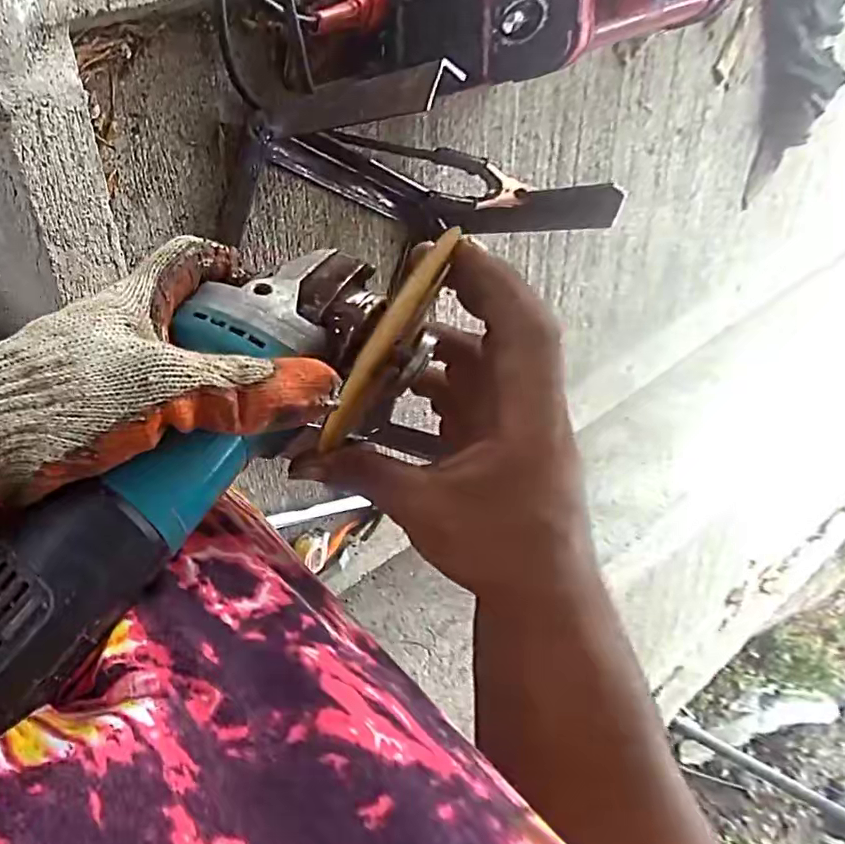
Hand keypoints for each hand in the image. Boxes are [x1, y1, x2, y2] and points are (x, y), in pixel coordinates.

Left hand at [0, 236, 339, 545]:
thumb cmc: (52, 401)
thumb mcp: (155, 390)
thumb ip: (231, 390)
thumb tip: (310, 386)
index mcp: (129, 302)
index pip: (188, 259)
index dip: (232, 269)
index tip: (264, 303)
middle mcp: (112, 334)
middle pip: (185, 329)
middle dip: (223, 360)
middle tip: (254, 395)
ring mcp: (94, 379)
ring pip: (163, 383)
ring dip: (194, 409)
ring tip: (216, 440)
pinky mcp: (80, 421)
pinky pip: (136, 422)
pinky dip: (161, 439)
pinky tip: (170, 463)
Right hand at [291, 239, 594, 598]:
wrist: (541, 592)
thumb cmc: (498, 546)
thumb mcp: (422, 505)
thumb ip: (363, 472)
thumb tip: (303, 458)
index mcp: (524, 415)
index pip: (521, 328)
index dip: (491, 283)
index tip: (452, 251)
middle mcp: (526, 410)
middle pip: (501, 337)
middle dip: (459, 302)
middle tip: (409, 282)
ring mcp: (515, 427)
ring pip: (482, 369)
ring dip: (440, 350)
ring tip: (391, 339)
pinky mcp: (500, 445)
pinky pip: (468, 400)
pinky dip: (435, 387)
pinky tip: (399, 393)